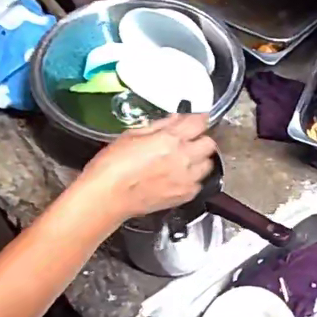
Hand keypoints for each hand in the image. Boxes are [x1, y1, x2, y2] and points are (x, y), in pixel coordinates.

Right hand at [74, 113, 217, 220]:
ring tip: (184, 160)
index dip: (199, 119)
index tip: (196, 120)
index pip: (199, 122)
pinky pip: (199, 183)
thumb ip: (159, 126)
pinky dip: (193, 178)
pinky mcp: (185, 195)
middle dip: (200, 140)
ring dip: (199, 159)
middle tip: (188, 141)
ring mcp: (187, 179)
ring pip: (208, 164)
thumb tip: (176, 119)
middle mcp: (184, 158)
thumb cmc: (112, 165)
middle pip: (209, 144)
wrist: (107, 198)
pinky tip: (178, 177)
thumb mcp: (132, 135)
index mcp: (171, 139)